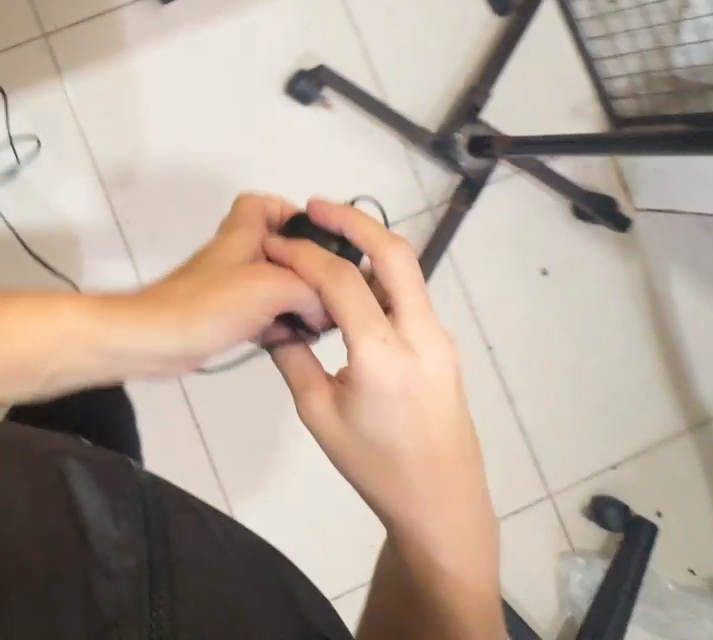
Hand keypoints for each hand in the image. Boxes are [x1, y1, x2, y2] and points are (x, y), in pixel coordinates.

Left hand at [118, 194, 332, 376]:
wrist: (155, 339)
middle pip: (277, 249)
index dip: (291, 215)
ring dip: (295, 302)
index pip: (263, 204)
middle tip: (327, 296)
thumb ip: (307, 288)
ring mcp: (227, 286)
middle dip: (304, 270)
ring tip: (314, 325)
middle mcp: (234, 255)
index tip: (320, 244)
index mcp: (240, 235)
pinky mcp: (222, 315)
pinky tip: (289, 341)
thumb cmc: (208, 304)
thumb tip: (320, 308)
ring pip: (273, 284)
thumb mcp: (271, 286)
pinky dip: (277, 323)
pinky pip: (261, 312)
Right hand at [264, 200, 496, 573]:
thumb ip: (292, 355)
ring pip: (406, 270)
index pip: (341, 281)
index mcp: (384, 357)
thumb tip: (271, 314)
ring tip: (324, 234)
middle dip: (353, 220)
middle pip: (394, 254)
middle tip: (313, 206)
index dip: (302, 255)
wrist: (442, 505)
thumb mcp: (316, 412)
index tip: (272, 244)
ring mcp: (439, 338)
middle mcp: (421, 336)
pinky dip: (376, 272)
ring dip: (367, 243)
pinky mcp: (441, 344)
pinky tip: (346, 278)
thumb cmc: (373, 464)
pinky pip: (408, 293)